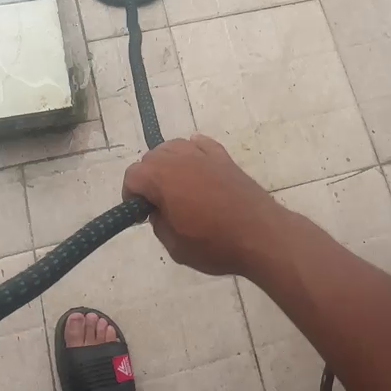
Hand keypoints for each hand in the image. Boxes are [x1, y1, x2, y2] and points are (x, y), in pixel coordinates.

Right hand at [122, 135, 291, 277]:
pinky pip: (199, 144)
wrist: (260, 235)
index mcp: (162, 177)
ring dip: (168, 163)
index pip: (132, 175)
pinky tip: (196, 167)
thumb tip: (156, 209)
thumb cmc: (215, 244)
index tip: (140, 213)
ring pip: (174, 147)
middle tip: (158, 204)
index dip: (131, 194)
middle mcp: (179, 157)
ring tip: (177, 188)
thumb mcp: (175, 246)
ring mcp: (203, 153)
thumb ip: (158, 223)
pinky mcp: (223, 156)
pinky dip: (192, 152)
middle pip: (151, 157)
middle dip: (148, 178)